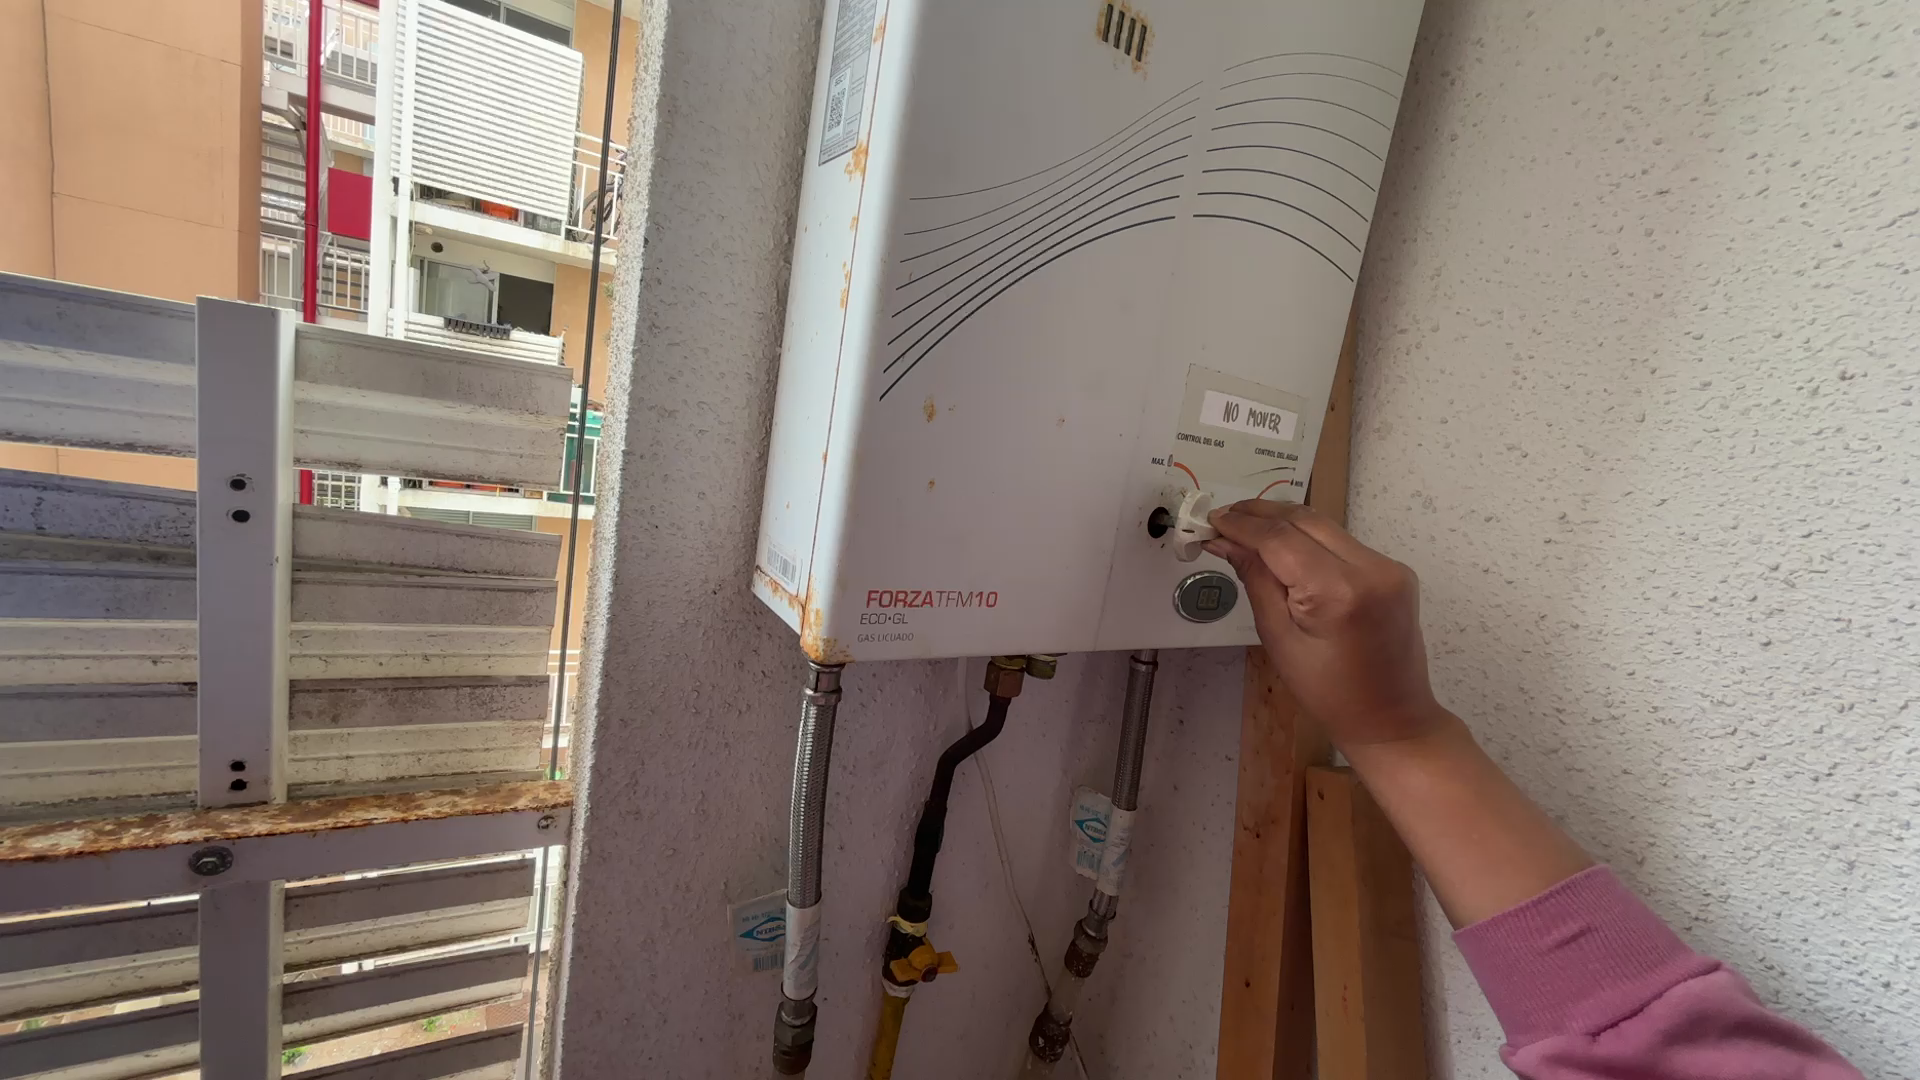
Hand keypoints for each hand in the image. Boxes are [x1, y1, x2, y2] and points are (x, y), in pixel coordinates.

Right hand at [1205, 500, 1446, 747]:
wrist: (1390, 717)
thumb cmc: (1325, 690)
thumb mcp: (1277, 636)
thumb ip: (1255, 579)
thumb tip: (1224, 541)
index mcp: (1338, 591)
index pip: (1280, 538)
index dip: (1242, 524)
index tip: (1211, 519)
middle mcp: (1370, 567)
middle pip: (1304, 520)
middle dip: (1259, 513)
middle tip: (1222, 517)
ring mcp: (1388, 565)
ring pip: (1323, 525)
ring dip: (1281, 520)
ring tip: (1243, 526)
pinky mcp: (1393, 569)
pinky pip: (1340, 541)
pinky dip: (1305, 536)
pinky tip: (1280, 544)